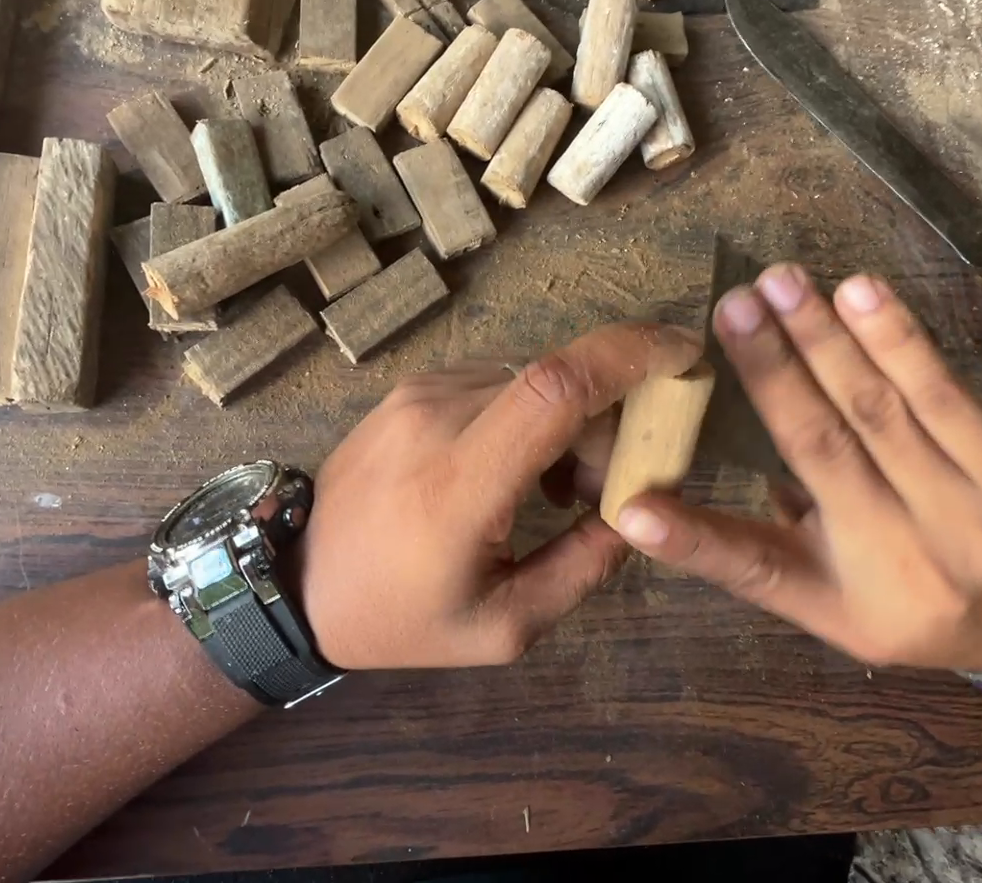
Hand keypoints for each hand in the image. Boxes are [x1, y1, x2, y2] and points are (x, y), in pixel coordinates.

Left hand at [302, 322, 701, 669]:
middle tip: (602, 489)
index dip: (628, 356)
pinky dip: (529, 414)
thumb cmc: (397, 618)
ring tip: (555, 488)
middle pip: (557, 380)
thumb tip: (637, 512)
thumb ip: (582, 568)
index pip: (554, 387)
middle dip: (608, 421)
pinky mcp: (410, 388)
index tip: (684, 354)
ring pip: (530, 378)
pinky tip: (517, 466)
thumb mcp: (501, 626)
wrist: (296, 580)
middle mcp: (436, 415)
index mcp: (459, 481)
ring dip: (567, 421)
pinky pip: (496, 383)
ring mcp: (418, 393)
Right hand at [609, 265, 981, 672]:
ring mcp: (969, 501)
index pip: (756, 558)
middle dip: (773, 367)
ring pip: (883, 407)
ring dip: (828, 337)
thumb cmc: (901, 607)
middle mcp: (907, 546)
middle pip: (824, 444)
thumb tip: (650, 511)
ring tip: (783, 282)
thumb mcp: (818, 603)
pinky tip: (860, 292)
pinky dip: (898, 338)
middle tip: (731, 301)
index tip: (631, 503)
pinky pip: (945, 391)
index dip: (692, 535)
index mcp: (849, 588)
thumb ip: (743, 556)